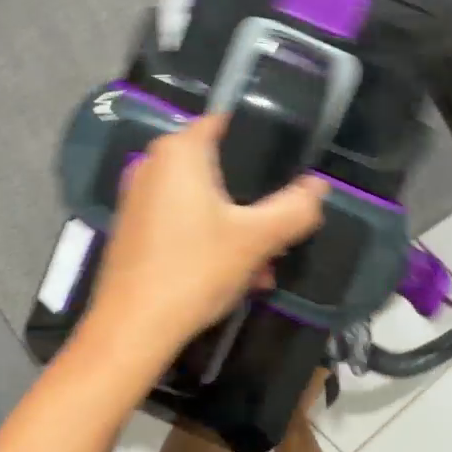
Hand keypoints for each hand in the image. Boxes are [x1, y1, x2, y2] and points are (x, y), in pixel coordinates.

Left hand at [81, 113, 325, 359]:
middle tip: (278, 233)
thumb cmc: (194, 271)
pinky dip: (209, 242)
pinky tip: (233, 277)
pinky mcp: (134, 231)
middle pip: (218, 170)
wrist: (132, 328)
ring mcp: (138, 199)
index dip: (260, 142)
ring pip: (203, 203)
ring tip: (262, 268)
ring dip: (236, 230)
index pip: (226, 124)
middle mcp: (153, 166)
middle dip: (252, 202)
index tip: (286, 171)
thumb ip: (294, 209)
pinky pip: (182, 224)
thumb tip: (319, 186)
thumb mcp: (255, 240)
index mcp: (179, 152)